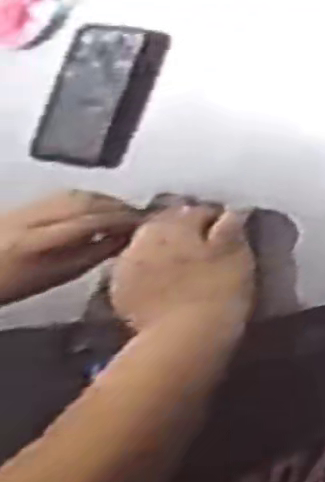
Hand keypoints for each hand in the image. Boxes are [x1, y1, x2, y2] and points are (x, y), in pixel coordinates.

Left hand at [0, 191, 141, 304]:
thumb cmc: (8, 286)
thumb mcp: (56, 276)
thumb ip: (96, 253)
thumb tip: (130, 237)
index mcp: (36, 241)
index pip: (96, 220)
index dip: (130, 219)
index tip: (153, 223)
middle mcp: (26, 220)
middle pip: (87, 201)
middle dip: (121, 206)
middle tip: (141, 216)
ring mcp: (18, 211)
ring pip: (75, 195)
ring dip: (105, 200)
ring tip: (121, 212)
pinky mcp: (16, 208)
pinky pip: (60, 197)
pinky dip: (85, 200)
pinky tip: (93, 210)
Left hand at [110, 203, 254, 340]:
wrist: (186, 332)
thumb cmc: (221, 285)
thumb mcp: (237, 250)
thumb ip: (232, 225)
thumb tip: (235, 209)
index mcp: (172, 227)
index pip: (196, 208)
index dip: (217, 214)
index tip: (233, 224)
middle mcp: (141, 242)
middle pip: (162, 223)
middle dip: (183, 226)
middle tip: (209, 236)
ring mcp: (124, 269)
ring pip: (145, 245)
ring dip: (165, 245)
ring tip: (189, 255)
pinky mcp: (118, 292)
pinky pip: (135, 267)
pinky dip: (152, 266)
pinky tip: (168, 276)